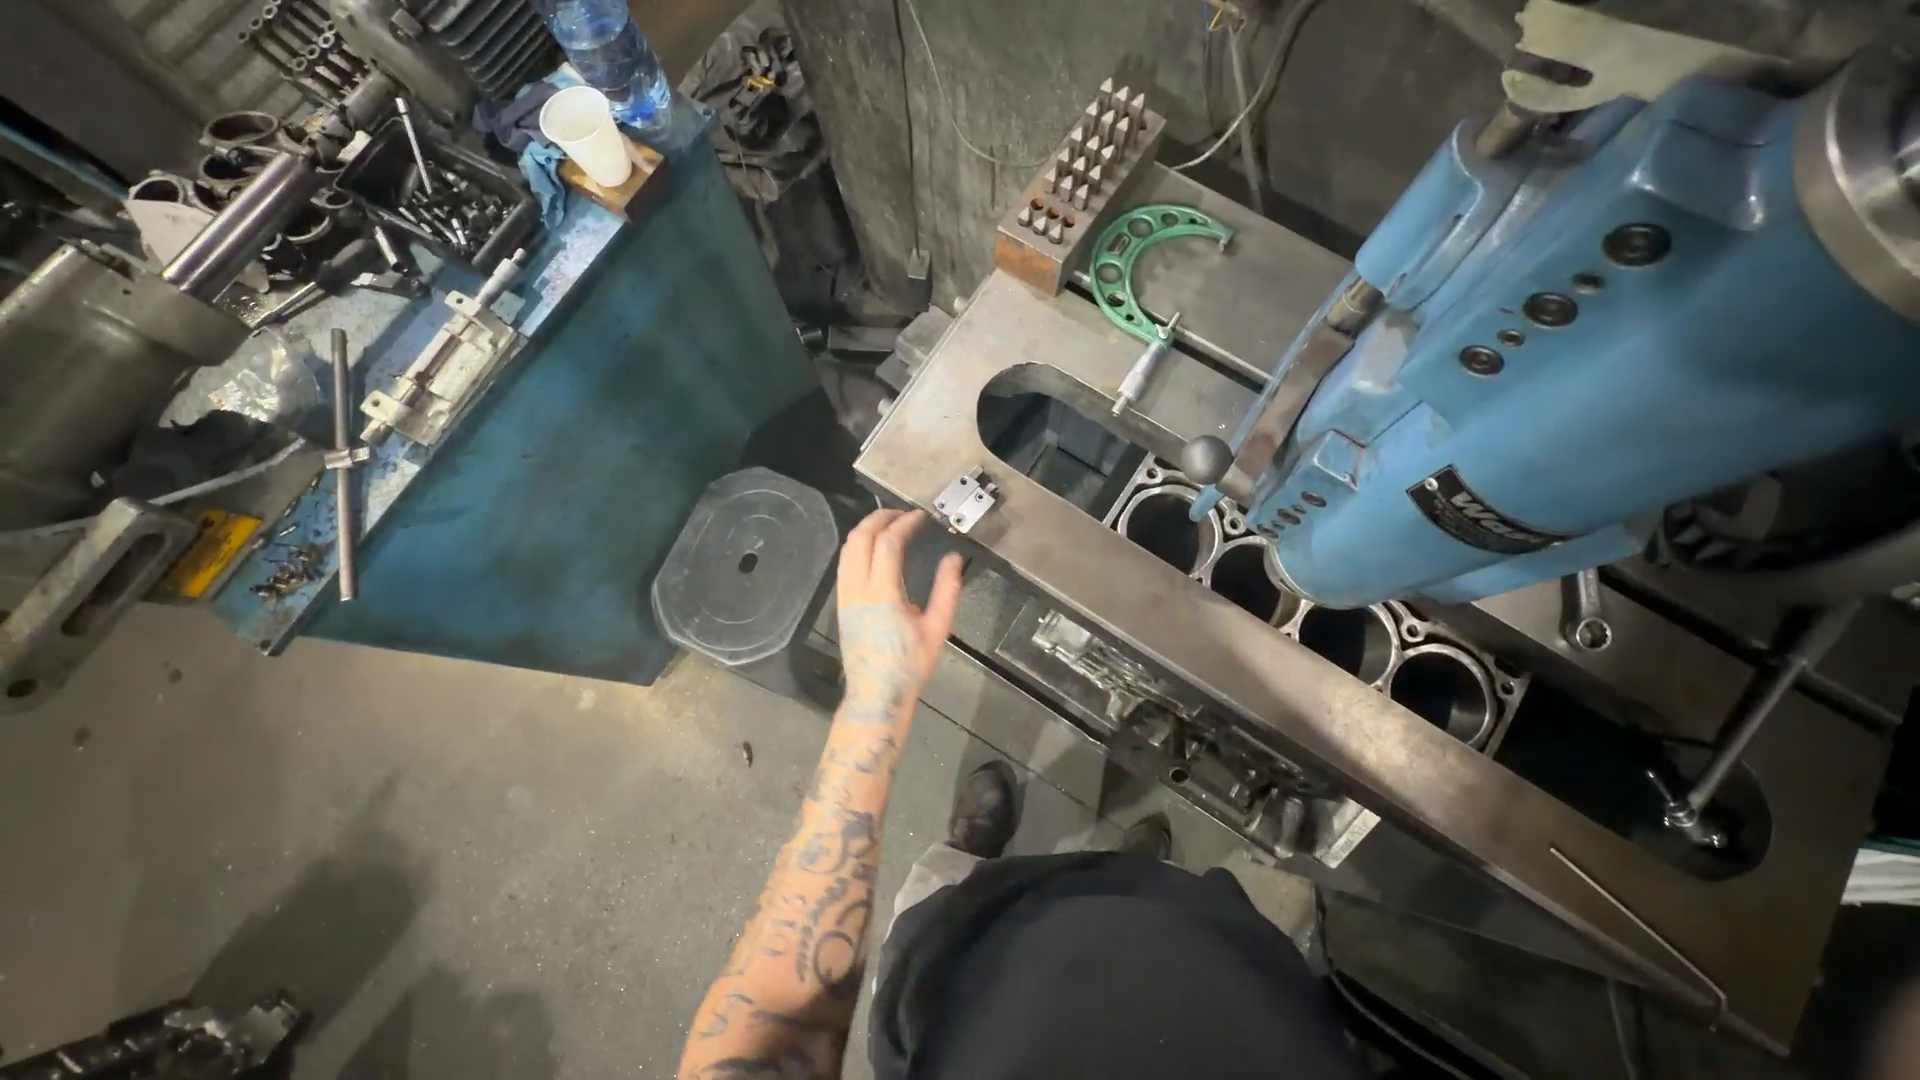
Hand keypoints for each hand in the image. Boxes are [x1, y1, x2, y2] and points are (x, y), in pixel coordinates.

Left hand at [835, 509, 963, 725]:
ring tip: (889, 525)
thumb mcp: (938, 629)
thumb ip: (947, 590)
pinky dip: (858, 546)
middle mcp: (857, 589)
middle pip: (860, 538)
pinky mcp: (841, 604)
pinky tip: (874, 548)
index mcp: (883, 594)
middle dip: (880, 518)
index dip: (905, 523)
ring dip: (866, 530)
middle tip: (903, 513)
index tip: (921, 517)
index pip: (888, 543)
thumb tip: (954, 558)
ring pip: (847, 549)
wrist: (876, 694)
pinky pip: (845, 563)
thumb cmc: (910, 665)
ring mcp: (845, 596)